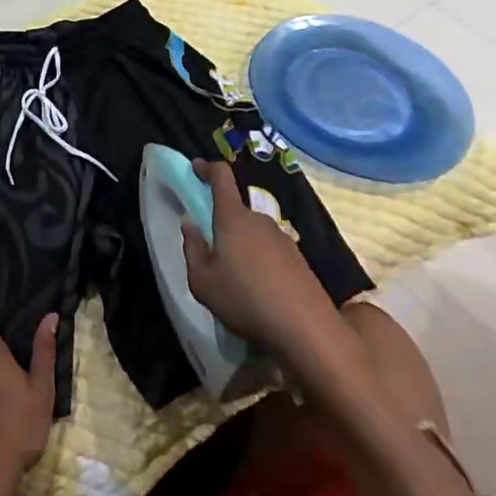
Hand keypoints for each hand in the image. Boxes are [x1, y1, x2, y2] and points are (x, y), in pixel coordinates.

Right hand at [181, 158, 342, 360]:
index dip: (207, 168)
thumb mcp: (202, 282)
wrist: (305, 327)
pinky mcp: (297, 257)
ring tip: (234, 278)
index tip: (195, 168)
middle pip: (235, 210)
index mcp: (233, 218)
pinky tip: (257, 289)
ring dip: (240, 245)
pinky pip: (269, 248)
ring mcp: (282, 237)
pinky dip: (259, 260)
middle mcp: (259, 219)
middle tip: (211, 253)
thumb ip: (193, 249)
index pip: (222, 177)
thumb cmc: (244, 299)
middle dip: (221, 223)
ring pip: (253, 231)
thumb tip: (190, 224)